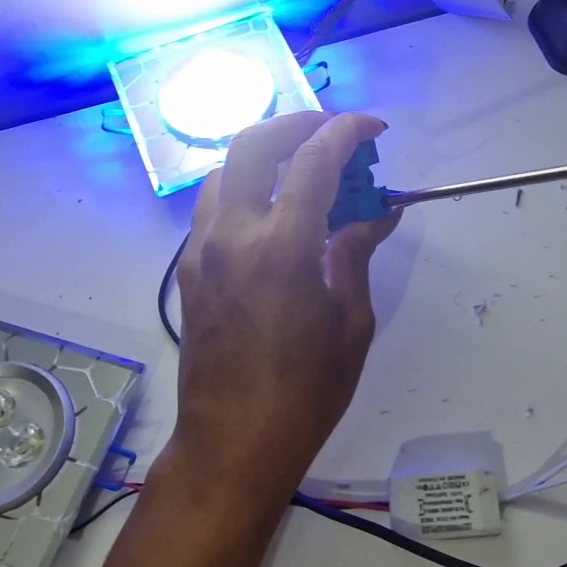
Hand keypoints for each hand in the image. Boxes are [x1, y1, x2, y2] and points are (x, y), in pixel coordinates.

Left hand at [162, 111, 399, 502]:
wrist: (233, 443)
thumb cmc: (306, 392)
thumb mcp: (350, 323)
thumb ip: (356, 255)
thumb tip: (377, 214)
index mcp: (282, 248)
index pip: (313, 161)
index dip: (346, 132)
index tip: (372, 128)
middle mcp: (233, 236)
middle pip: (253, 145)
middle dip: (296, 123)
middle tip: (332, 131)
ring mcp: (202, 251)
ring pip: (225, 171)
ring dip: (265, 155)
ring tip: (302, 169)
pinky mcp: (189, 271)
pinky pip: (214, 208)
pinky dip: (246, 190)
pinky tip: (275, 215)